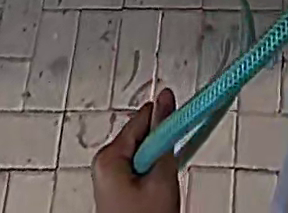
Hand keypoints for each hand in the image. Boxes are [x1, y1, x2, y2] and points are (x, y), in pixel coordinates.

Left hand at [93, 89, 180, 212]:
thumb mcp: (161, 176)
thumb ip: (165, 133)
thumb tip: (166, 97)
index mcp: (108, 157)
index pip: (144, 116)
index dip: (166, 121)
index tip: (182, 124)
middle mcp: (104, 163)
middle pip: (144, 133)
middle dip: (161, 145)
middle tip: (167, 169)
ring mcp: (110, 176)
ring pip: (145, 150)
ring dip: (158, 160)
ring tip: (161, 184)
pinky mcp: (118, 186)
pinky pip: (141, 164)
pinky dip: (153, 171)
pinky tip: (156, 191)